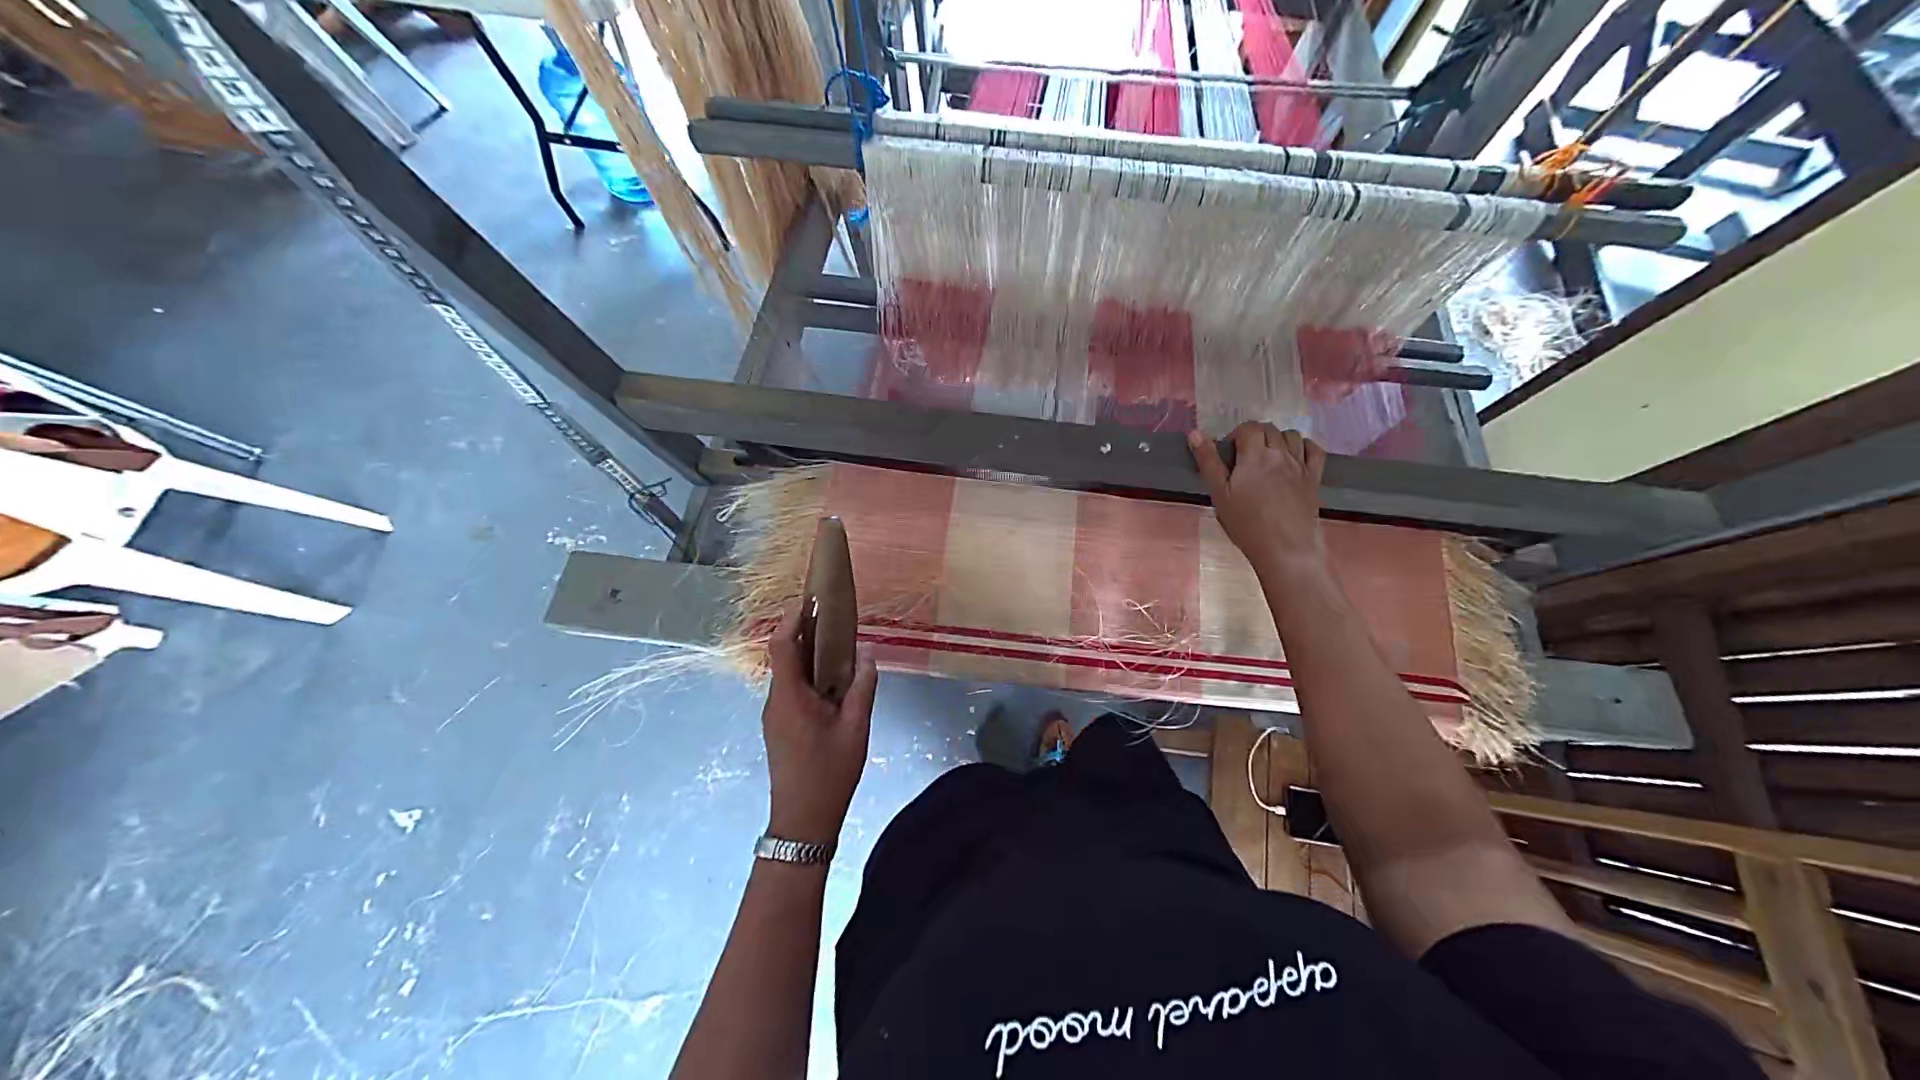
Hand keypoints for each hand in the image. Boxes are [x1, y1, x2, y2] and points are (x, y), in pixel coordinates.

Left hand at [760, 603, 878, 846]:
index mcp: (789, 697)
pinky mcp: (779, 728)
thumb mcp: (855, 729)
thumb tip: (867, 656)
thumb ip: (862, 689)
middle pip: (783, 657)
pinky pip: (791, 692)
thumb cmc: (829, 773)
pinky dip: (808, 677)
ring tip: (837, 647)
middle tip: (832, 618)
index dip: (792, 619)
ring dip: (808, 657)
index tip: (810, 600)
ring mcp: (774, 716)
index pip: (781, 645)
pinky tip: (831, 683)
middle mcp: (775, 701)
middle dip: (804, 633)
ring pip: (788, 676)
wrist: (803, 821)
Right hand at [1188, 422, 1328, 581]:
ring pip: (1292, 436)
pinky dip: (1304, 446)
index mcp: (1256, 456)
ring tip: (1266, 457)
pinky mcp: (1314, 479)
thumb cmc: (1247, 525)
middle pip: (1269, 429)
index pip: (1248, 428)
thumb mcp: (1219, 494)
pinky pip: (1315, 450)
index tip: (1228, 453)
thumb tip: (1195, 433)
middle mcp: (1281, 454)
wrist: (1286, 549)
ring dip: (1277, 439)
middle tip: (1243, 458)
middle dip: (1254, 436)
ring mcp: (1301, 466)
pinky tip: (1295, 456)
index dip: (1236, 435)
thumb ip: (1208, 462)